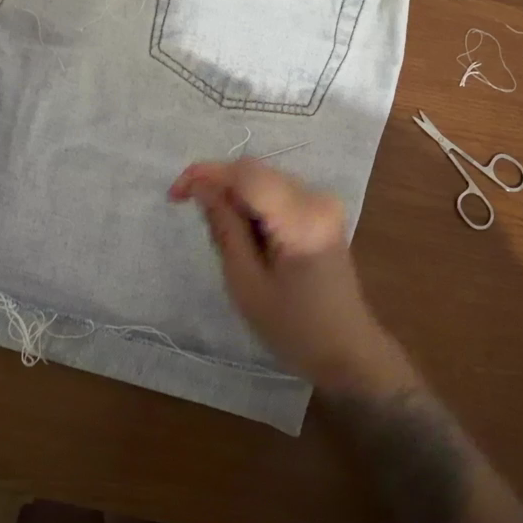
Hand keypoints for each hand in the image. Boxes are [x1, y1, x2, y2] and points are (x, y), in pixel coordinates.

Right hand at [169, 159, 403, 387]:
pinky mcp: (322, 211)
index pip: (246, 173)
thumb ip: (224, 228)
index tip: (174, 196)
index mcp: (300, 218)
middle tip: (196, 220)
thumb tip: (203, 187)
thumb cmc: (294, 328)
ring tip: (223, 238)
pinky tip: (246, 237)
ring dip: (235, 198)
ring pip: (264, 180)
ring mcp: (323, 202)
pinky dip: (253, 206)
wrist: (347, 350)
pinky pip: (277, 193)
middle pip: (255, 172)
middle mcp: (316, 198)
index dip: (205, 174)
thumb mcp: (246, 283)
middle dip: (218, 187)